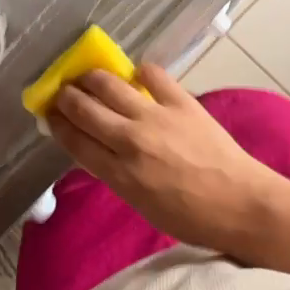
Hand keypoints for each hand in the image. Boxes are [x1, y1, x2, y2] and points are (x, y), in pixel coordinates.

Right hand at [49, 65, 289, 251]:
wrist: (241, 205)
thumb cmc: (192, 217)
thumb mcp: (141, 204)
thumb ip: (115, 174)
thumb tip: (97, 148)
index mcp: (119, 174)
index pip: (74, 140)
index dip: (57, 122)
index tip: (48, 112)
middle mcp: (131, 140)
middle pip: (84, 108)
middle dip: (67, 96)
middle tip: (63, 90)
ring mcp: (156, 117)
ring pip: (109, 84)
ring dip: (92, 77)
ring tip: (88, 75)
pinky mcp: (182, 101)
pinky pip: (152, 74)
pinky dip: (139, 71)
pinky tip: (136, 74)